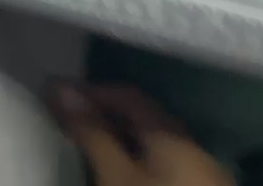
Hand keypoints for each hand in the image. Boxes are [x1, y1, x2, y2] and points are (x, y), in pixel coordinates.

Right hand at [49, 83, 231, 185]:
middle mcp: (195, 151)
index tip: (55, 97)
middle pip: (145, 118)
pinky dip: (139, 158)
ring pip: (156, 143)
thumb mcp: (115, 175)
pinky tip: (123, 172)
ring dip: (121, 138)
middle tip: (68, 119)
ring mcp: (208, 178)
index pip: (127, 95)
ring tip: (90, 146)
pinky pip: (168, 165)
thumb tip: (61, 86)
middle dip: (105, 113)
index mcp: (173, 139)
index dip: (90, 90)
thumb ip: (90, 131)